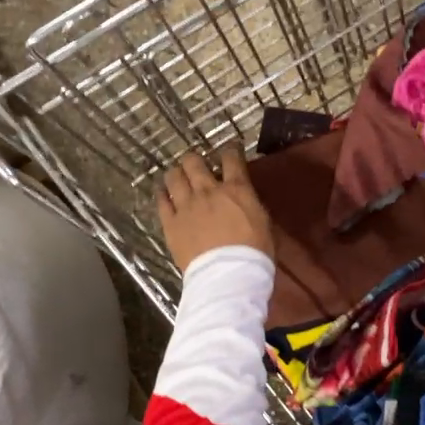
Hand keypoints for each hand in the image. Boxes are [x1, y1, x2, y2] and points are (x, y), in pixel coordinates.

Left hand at [157, 147, 273, 270]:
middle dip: (195, 159)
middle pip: (194, 162)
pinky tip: (164, 192)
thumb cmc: (255, 252)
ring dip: (177, 173)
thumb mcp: (263, 222)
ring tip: (178, 176)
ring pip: (174, 176)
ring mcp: (186, 205)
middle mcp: (208, 191)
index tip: (230, 150)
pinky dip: (163, 193)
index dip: (230, 150)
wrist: (229, 274)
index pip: (231, 158)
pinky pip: (161, 200)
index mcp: (236, 189)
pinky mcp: (170, 222)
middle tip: (197, 164)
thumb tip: (244, 199)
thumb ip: (250, 204)